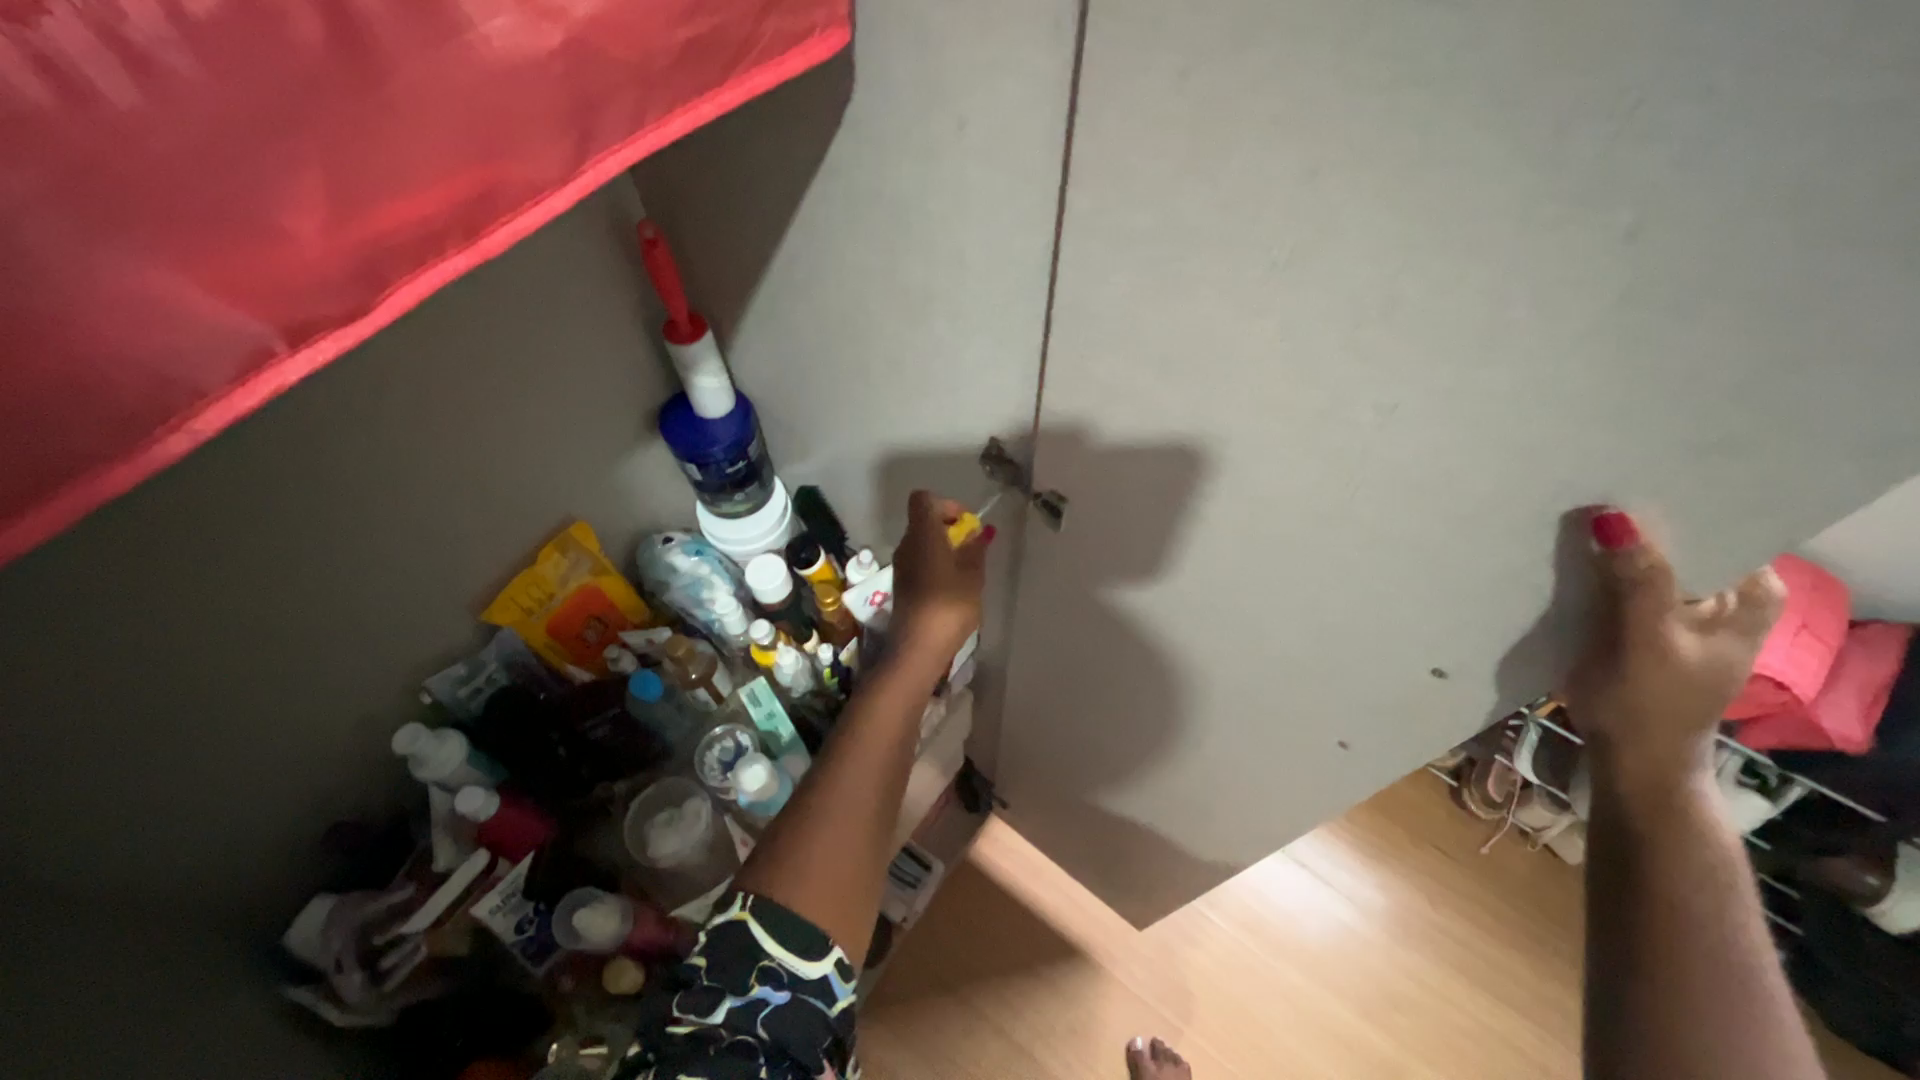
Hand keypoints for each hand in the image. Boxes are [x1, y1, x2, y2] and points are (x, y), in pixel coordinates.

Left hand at [888, 490, 990, 660]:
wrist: (918, 647)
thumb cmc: (949, 606)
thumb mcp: (972, 576)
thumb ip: (975, 550)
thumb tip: (977, 533)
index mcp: (922, 534)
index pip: (924, 499)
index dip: (947, 504)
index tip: (966, 524)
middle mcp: (906, 544)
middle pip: (923, 521)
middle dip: (949, 529)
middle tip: (972, 549)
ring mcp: (901, 566)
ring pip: (922, 543)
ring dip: (943, 549)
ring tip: (966, 571)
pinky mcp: (902, 585)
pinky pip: (919, 562)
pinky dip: (936, 565)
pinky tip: (953, 587)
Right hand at [1564, 508, 1784, 796]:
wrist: (1630, 757)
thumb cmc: (1652, 705)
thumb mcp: (1650, 641)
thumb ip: (1639, 580)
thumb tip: (1612, 515)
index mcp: (1750, 592)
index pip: (1714, 528)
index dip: (1668, 508)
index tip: (1619, 486)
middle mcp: (1722, 591)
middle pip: (1676, 541)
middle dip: (1632, 526)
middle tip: (1583, 498)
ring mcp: (1680, 605)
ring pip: (1643, 559)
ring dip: (1607, 547)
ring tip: (1567, 517)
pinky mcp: (1642, 618)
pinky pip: (1619, 580)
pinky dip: (1594, 571)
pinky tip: (1564, 555)